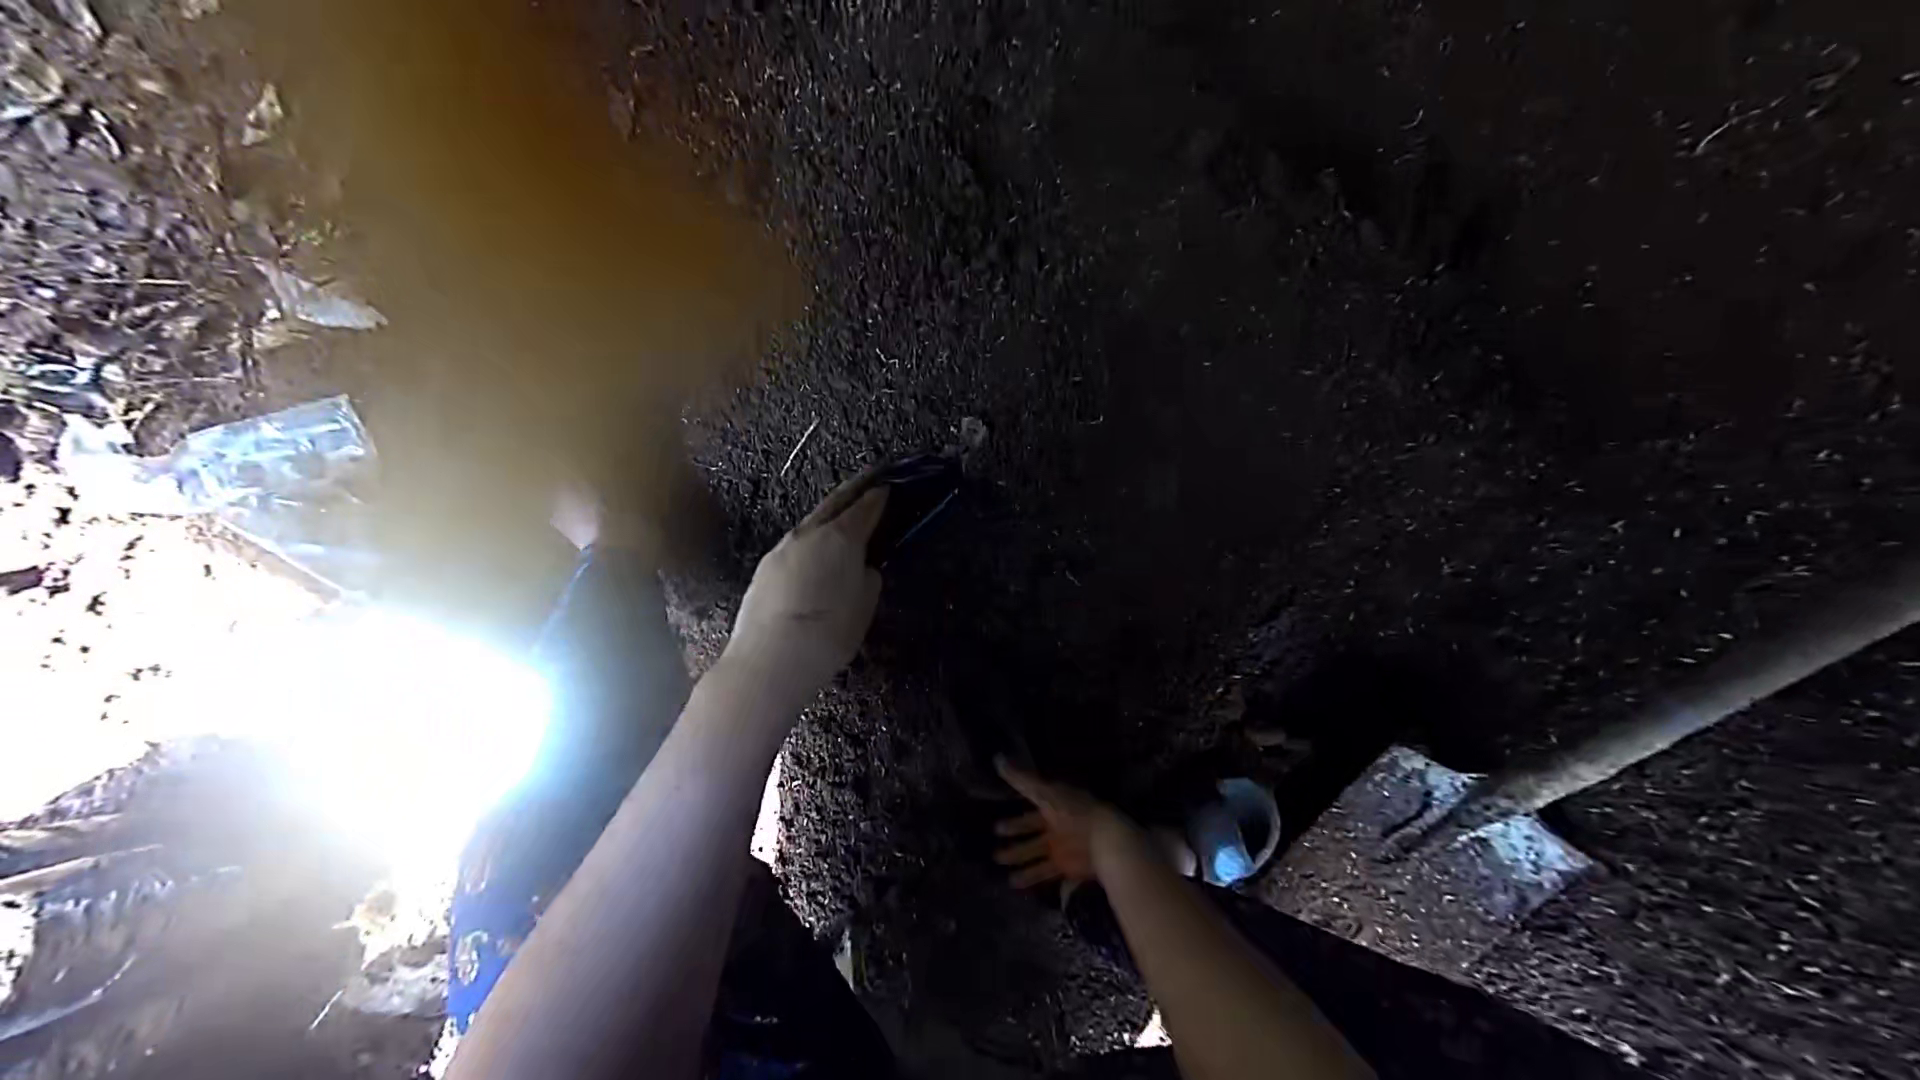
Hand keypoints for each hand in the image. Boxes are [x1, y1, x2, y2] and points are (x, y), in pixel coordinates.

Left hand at [722, 475, 888, 704]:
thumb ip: (868, 579)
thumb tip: (864, 567)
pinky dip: (810, 540)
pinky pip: (795, 544)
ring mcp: (782, 548)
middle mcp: (809, 534)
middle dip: (853, 490)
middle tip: (868, 481)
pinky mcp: (764, 567)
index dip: (879, 496)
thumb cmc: (829, 634)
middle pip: (834, 503)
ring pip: (810, 523)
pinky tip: (813, 553)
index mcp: (841, 538)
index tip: (887, 487)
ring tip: (841, 517)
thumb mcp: (864, 607)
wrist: (769, 659)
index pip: (865, 508)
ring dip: (828, 516)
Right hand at [994, 758, 1136, 895]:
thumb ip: (1021, 780)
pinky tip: (1013, 883)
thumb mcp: (1045, 793)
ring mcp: (1060, 847)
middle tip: (995, 839)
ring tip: (998, 862)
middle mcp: (1056, 825)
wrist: (1104, 841)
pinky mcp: (1065, 867)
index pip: (1030, 807)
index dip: (1016, 813)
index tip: (998, 822)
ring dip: (1017, 857)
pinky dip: (1029, 877)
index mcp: (1053, 806)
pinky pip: (1044, 872)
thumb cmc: (1074, 812)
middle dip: (1014, 833)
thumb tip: (998, 759)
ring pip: (1033, 852)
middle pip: (1030, 830)